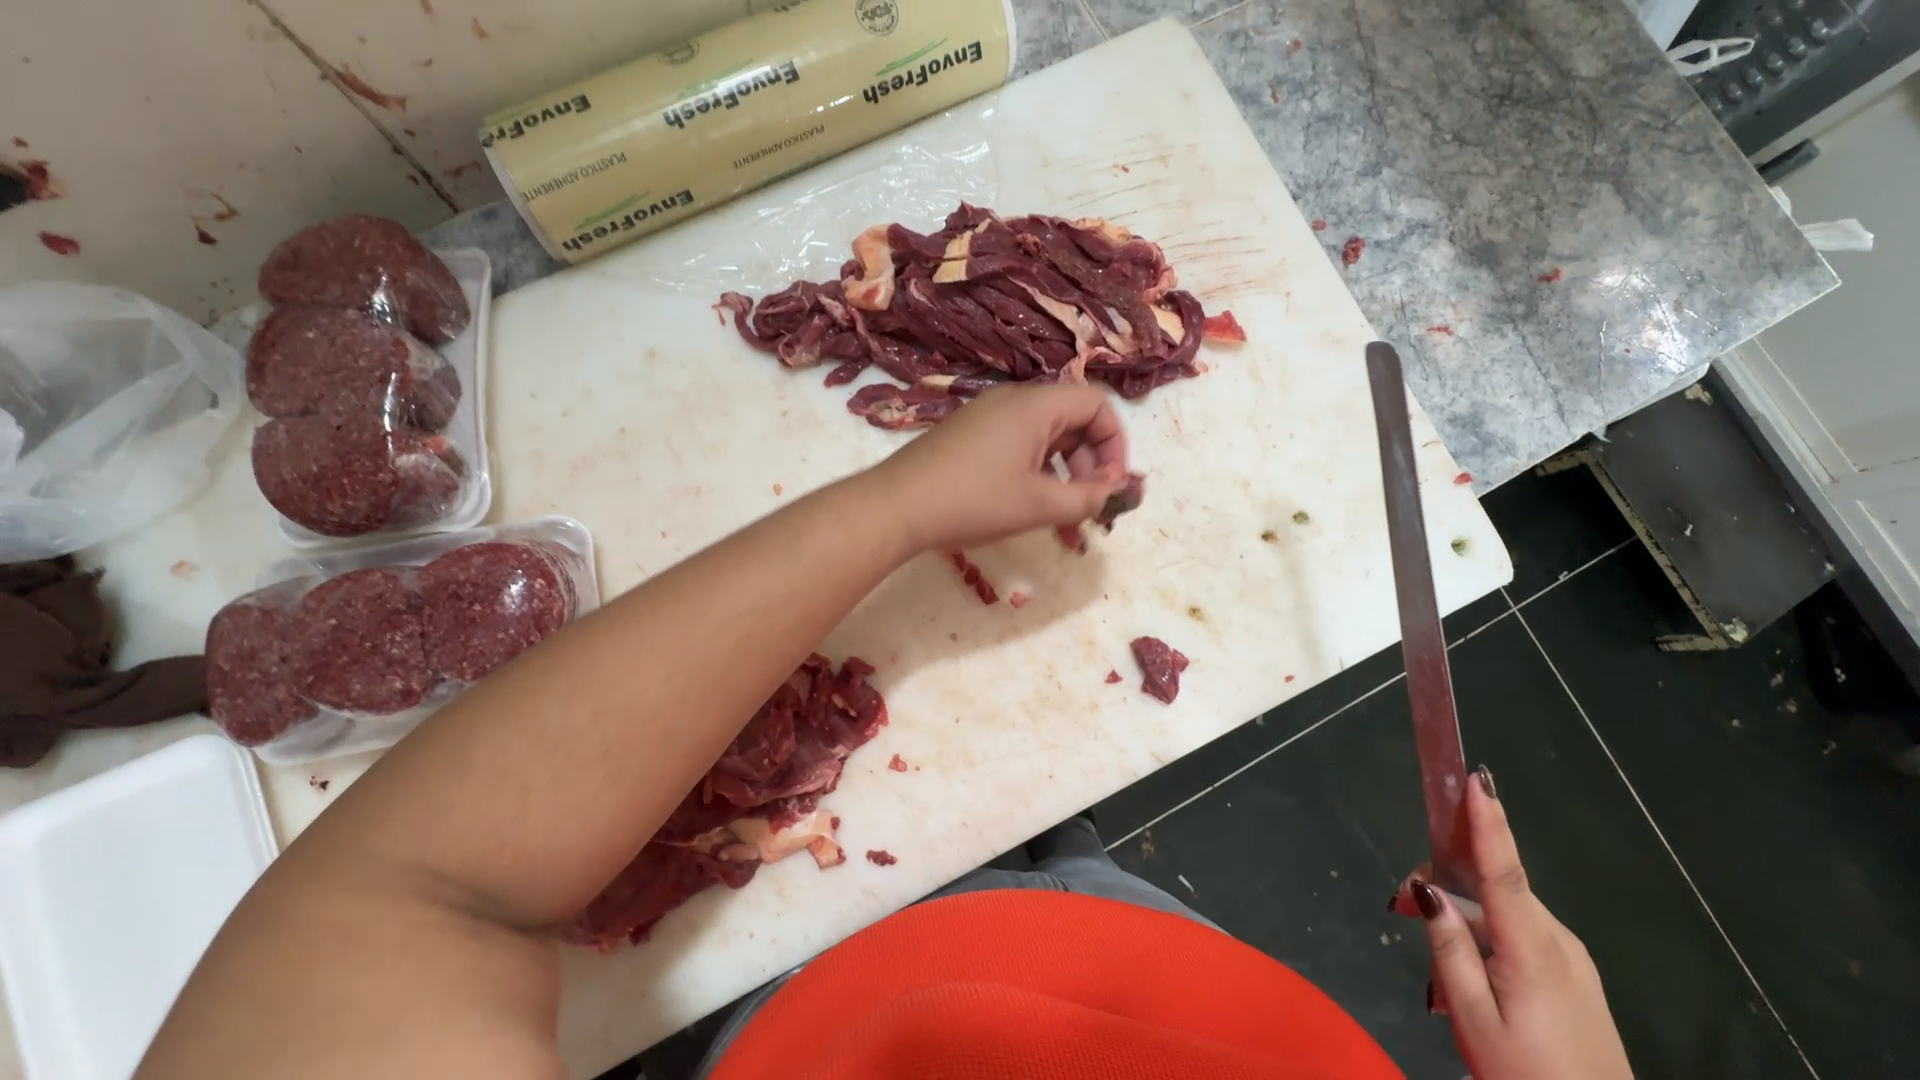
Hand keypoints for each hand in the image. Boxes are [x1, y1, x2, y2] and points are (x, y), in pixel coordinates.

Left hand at [867, 384, 1129, 552]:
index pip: (1097, 405)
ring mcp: (988, 419)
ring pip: (1045, 442)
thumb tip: (1113, 493)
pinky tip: (1035, 515)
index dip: (1115, 444)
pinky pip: (1019, 450)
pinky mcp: (970, 438)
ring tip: (1067, 527)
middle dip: (1090, 468)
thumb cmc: (973, 501)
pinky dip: (1036, 478)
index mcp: (1035, 405)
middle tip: (1091, 510)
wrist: (896, 507)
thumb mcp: (1039, 505)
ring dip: (1064, 481)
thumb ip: (1086, 498)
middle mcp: (1013, 402)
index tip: (1113, 485)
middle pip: (1073, 423)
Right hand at [1394, 768, 1632, 1079]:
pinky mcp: (1575, 975)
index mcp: (1532, 949)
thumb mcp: (1474, 1019)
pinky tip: (1470, 972)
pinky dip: (1486, 934)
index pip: (1504, 872)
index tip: (1479, 781)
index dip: (1489, 824)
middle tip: (1399, 906)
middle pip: (1495, 887)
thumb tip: (1428, 891)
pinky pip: (1521, 934)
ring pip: (1505, 912)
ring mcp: (1571, 959)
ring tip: (1434, 956)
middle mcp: (1557, 941)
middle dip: (1446, 881)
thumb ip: (1449, 950)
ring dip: (1464, 913)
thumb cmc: (1527, 1074)